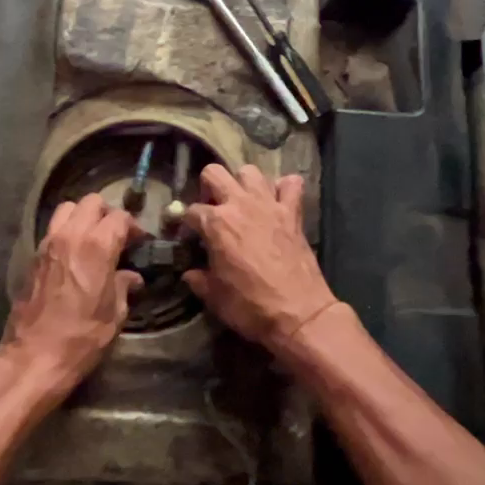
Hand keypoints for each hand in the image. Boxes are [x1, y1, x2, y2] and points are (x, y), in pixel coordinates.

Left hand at [0, 193, 142, 395]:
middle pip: (91, 202)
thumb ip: (123, 288)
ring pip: (67, 209)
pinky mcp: (33, 257)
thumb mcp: (114, 315)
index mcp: (97, 247)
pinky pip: (52, 229)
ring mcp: (47, 244)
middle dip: (107, 214)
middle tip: (116, 235)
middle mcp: (70, 236)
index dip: (133, 226)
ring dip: (83, 217)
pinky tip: (74, 254)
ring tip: (93, 238)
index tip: (139, 242)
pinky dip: (66, 231)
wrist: (33, 359)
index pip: (119, 217)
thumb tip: (131, 278)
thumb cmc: (81, 338)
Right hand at [182, 165, 337, 352]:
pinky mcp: (293, 212)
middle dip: (207, 187)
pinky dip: (283, 188)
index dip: (185, 224)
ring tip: (243, 203)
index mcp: (216, 224)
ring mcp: (269, 204)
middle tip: (212, 209)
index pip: (191, 211)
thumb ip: (199, 280)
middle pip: (214, 173)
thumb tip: (190, 273)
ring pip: (250, 171)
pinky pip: (290, 184)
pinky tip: (277, 201)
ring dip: (243, 183)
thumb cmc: (251, 307)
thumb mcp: (215, 297)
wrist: (299, 313)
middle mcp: (240, 204)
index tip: (188, 236)